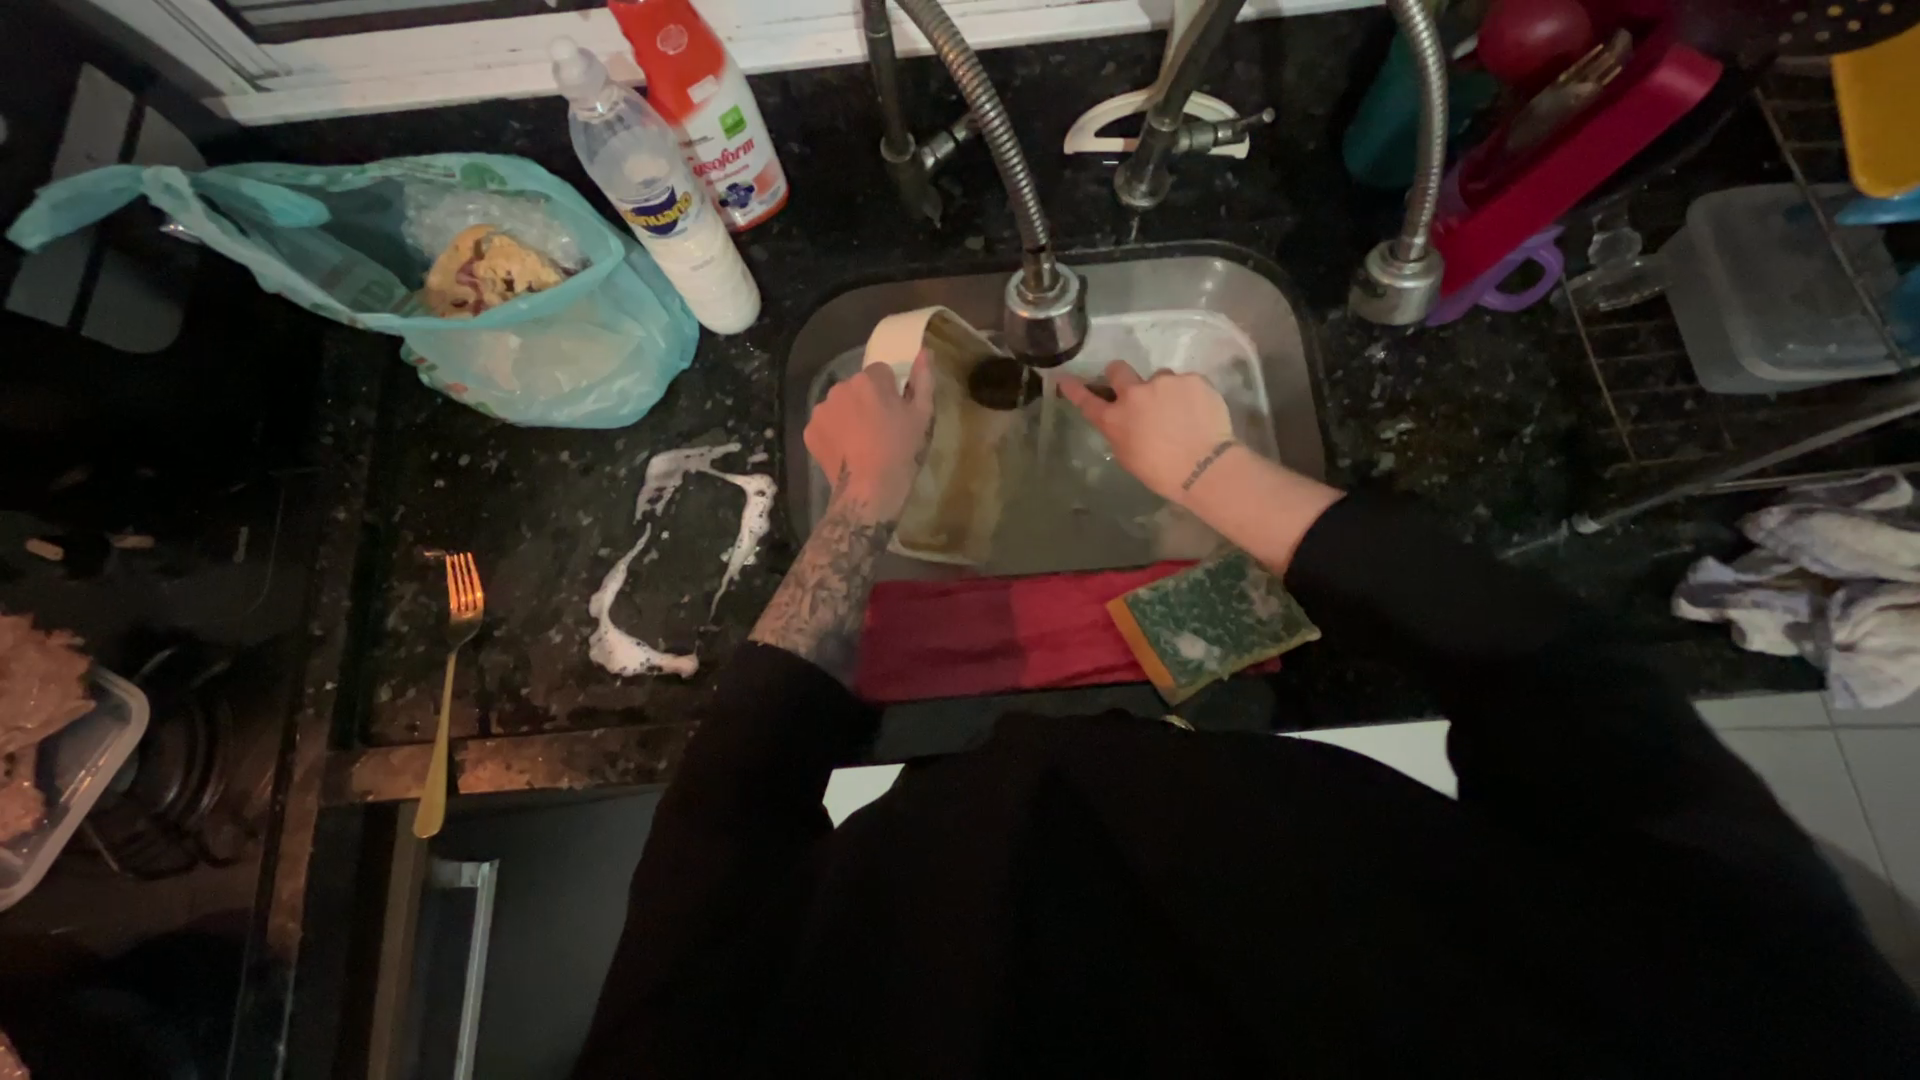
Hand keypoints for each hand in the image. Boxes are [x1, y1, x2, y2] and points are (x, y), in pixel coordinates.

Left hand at [806, 351, 934, 520]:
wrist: (869, 489)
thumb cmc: (901, 451)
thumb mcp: (922, 415)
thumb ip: (923, 379)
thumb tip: (924, 351)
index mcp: (869, 379)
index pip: (880, 373)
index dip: (889, 392)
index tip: (895, 414)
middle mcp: (840, 387)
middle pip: (856, 387)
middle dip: (866, 402)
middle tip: (879, 431)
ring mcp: (822, 409)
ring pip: (839, 405)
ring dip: (848, 416)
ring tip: (861, 443)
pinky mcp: (810, 430)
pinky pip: (825, 424)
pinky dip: (833, 433)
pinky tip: (846, 452)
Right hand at [1057, 361, 1240, 503]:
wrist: (1204, 468)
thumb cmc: (1161, 472)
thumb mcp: (1128, 456)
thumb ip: (1121, 431)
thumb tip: (1127, 420)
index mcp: (1115, 418)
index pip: (1086, 400)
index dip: (1074, 388)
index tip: (1064, 378)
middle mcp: (1134, 394)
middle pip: (1118, 370)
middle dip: (1121, 376)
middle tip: (1134, 390)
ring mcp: (1164, 382)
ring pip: (1159, 378)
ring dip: (1163, 391)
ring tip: (1179, 412)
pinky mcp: (1191, 379)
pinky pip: (1185, 383)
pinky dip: (1188, 395)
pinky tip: (1197, 413)